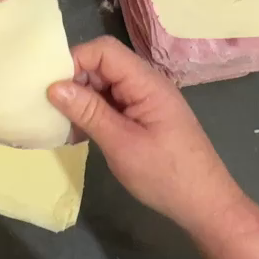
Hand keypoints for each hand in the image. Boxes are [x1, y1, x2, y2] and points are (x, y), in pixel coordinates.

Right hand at [47, 37, 247, 239]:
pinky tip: (77, 133)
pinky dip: (91, 113)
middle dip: (74, 80)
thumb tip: (53, 86)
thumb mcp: (122, 145)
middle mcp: (145, 83)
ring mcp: (144, 100)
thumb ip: (88, 112)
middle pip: (102, 64)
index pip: (104, 50)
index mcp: (146, 82)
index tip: (51, 87)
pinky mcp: (142, 116)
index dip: (75, 60)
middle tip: (50, 107)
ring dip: (80, 99)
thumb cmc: (167, 175)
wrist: (207, 207)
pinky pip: (110, 102)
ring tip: (60, 122)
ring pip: (103, 84)